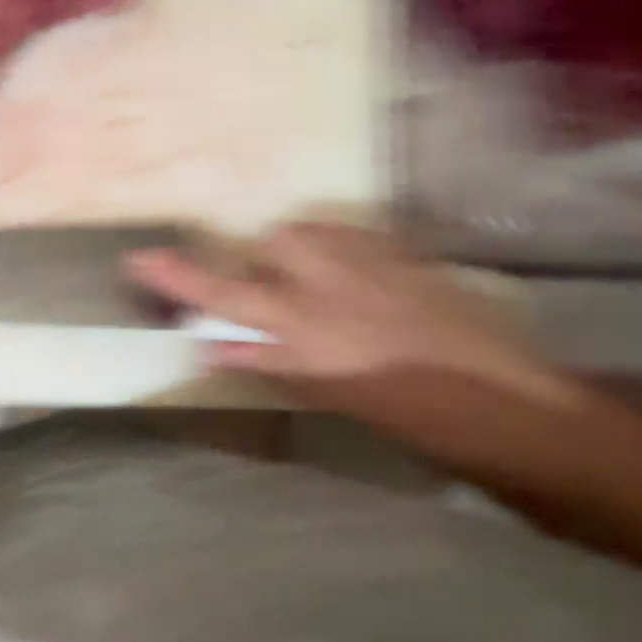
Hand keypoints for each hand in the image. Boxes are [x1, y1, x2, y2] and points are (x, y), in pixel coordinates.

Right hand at [125, 222, 578, 414]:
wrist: (503, 401)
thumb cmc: (401, 410)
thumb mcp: (321, 391)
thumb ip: (263, 360)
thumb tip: (210, 346)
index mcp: (305, 324)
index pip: (223, 293)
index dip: (178, 276)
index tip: (137, 258)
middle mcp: (336, 282)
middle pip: (279, 239)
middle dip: (263, 254)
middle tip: (269, 289)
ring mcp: (379, 263)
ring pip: (321, 231)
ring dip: (303, 247)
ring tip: (311, 278)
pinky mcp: (415, 257)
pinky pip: (362, 237)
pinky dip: (343, 249)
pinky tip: (355, 277)